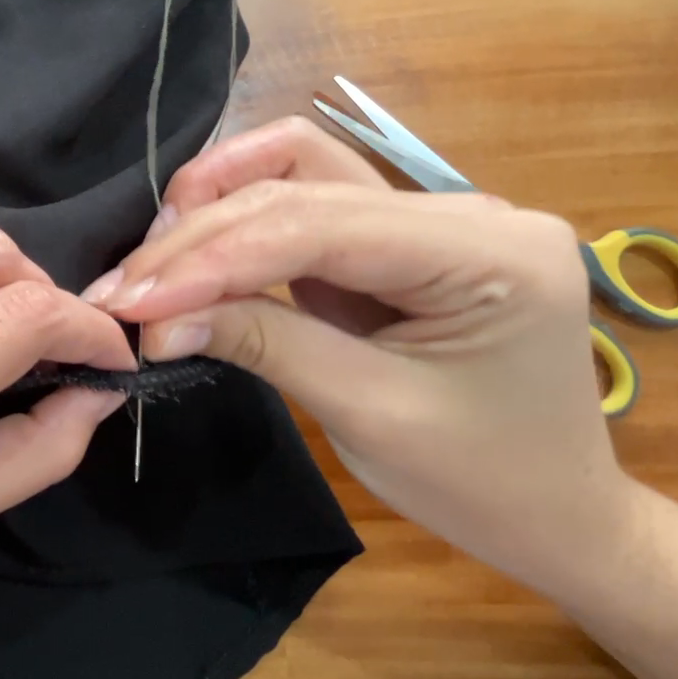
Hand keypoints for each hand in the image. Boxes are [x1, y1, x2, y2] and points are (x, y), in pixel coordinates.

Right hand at [84, 117, 636, 591]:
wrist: (552, 511)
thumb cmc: (481, 478)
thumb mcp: (367, 412)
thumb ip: (260, 343)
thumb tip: (152, 321)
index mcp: (489, 251)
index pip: (317, 226)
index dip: (212, 259)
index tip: (132, 302)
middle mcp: (460, 209)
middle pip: (294, 185)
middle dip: (197, 238)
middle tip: (124, 295)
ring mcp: (421, 215)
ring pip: (289, 167)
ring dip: (209, 205)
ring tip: (152, 263)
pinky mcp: (384, 234)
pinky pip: (294, 198)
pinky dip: (231, 217)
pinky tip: (189, 247)